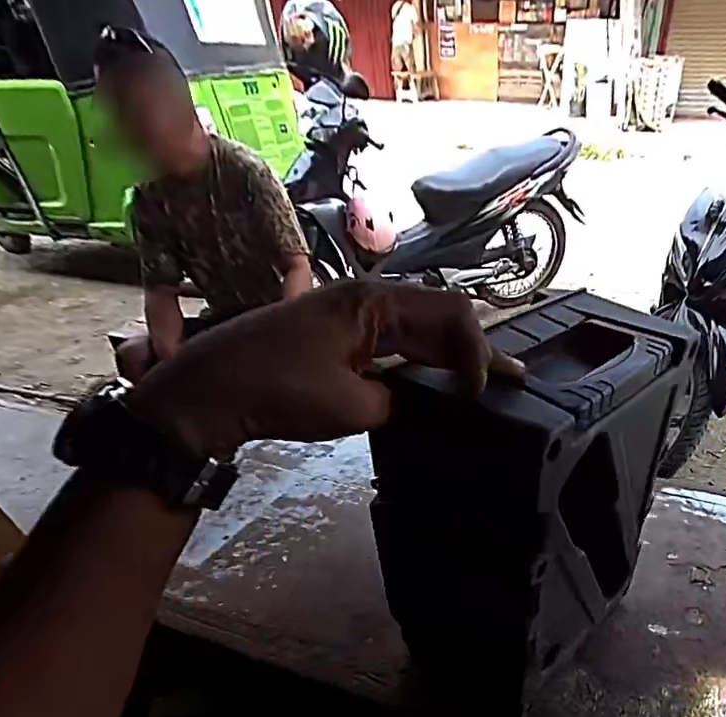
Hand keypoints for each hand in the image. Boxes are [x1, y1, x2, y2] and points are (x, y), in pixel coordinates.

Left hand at [127, 280, 522, 456]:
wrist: (211, 392)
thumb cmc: (278, 390)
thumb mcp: (355, 406)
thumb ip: (401, 402)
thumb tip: (413, 402)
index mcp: (374, 303)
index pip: (449, 314)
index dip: (477, 351)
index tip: (483, 392)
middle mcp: (368, 301)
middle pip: (439, 318)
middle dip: (477, 350)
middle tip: (514, 379)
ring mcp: (353, 318)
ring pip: (420, 332)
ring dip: (453, 356)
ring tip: (487, 382)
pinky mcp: (342, 338)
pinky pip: (397, 345)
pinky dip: (424, 363)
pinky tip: (441, 381)